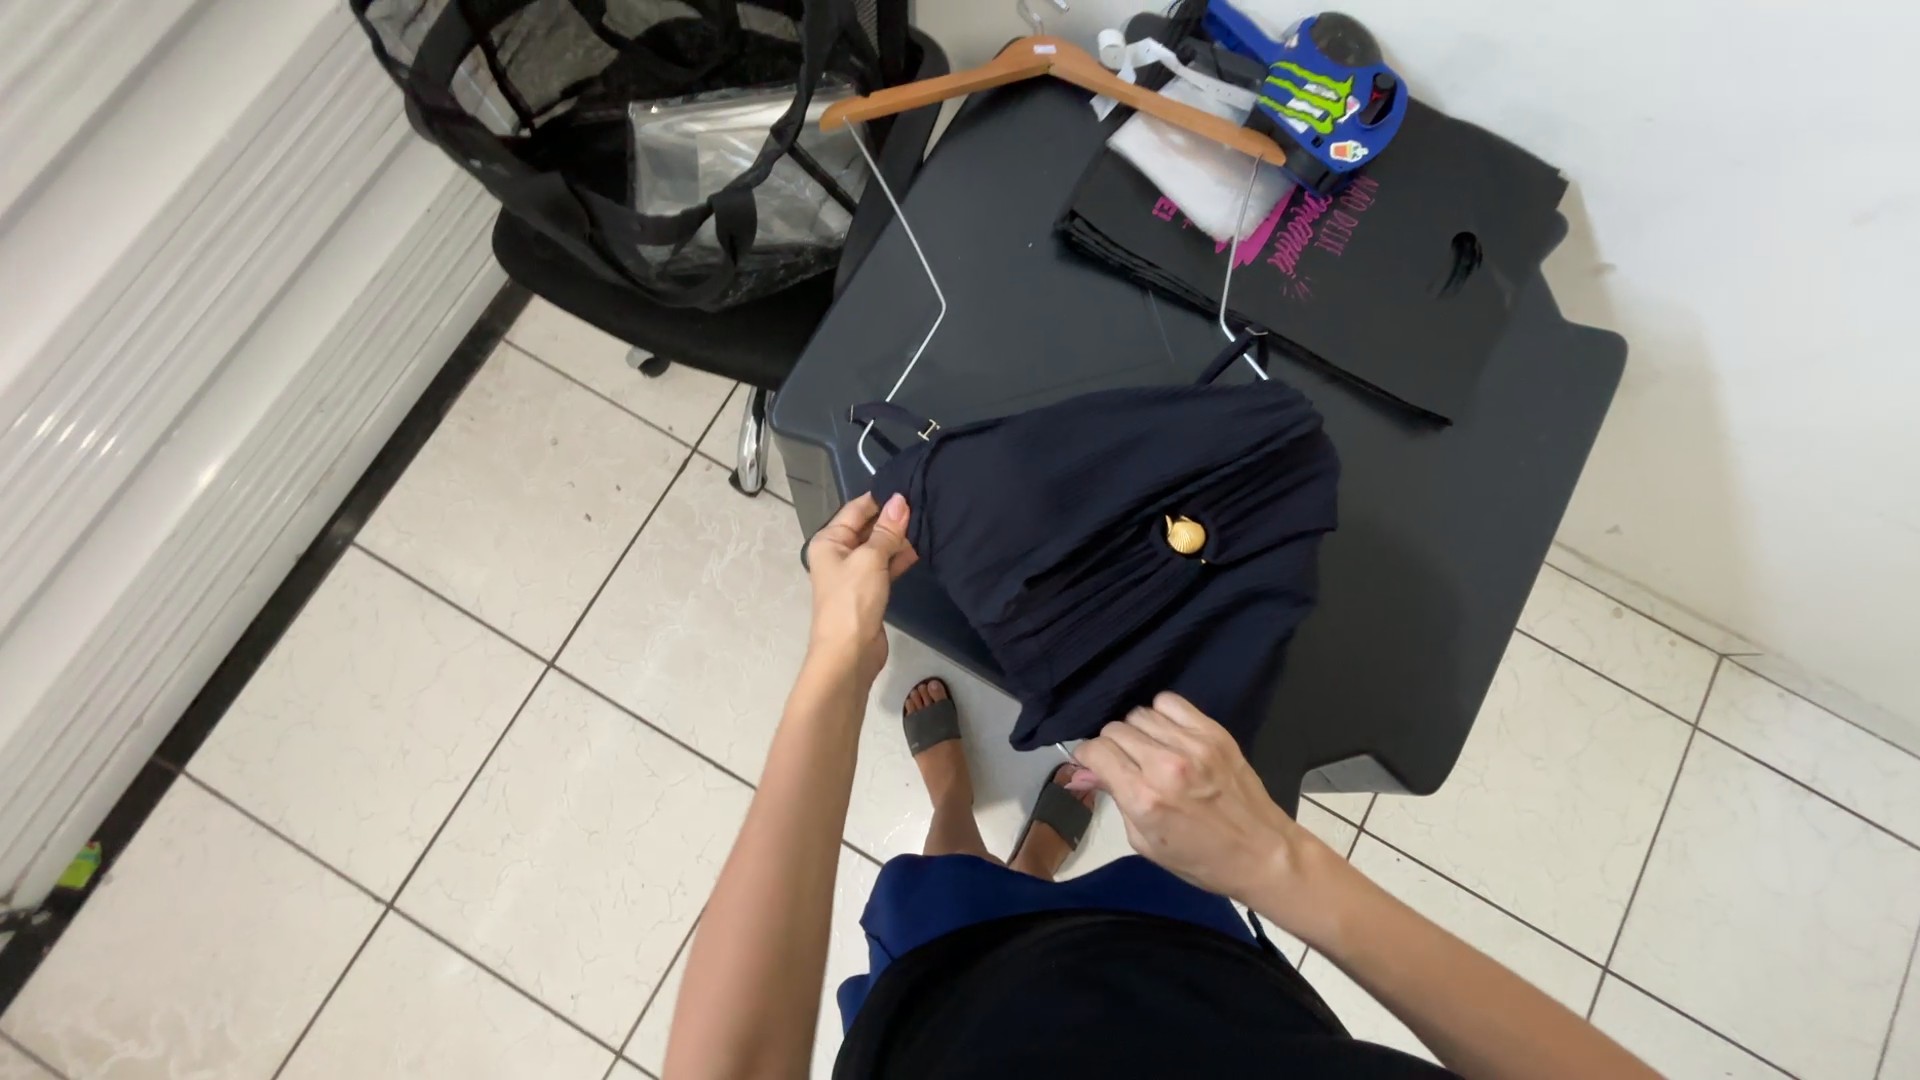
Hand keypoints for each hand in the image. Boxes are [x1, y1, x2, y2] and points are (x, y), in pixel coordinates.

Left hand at [805, 493, 917, 681]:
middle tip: (926, 501)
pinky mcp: (869, 590)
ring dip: (899, 538)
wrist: (849, 653)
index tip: (910, 485)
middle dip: (893, 517)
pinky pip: (886, 565)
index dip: (881, 498)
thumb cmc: (852, 601)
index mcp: (829, 541)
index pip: (856, 509)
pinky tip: (922, 547)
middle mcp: (839, 553)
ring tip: (929, 520)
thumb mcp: (870, 560)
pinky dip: (900, 557)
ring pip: (879, 547)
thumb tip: (900, 500)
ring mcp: (854, 573)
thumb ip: (886, 530)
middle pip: (868, 527)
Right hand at [1067, 692, 1344, 933]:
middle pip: (1115, 729)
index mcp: (1144, 798)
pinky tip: (1167, 733)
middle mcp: (1165, 766)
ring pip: (1139, 713)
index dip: (1088, 756)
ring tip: (1148, 749)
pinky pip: (1169, 702)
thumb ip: (1113, 798)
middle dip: (1111, 745)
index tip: (1092, 763)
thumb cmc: (1201, 860)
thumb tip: (1082, 772)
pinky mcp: (1213, 732)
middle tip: (1123, 762)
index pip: (1097, 751)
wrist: (1264, 854)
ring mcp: (1192, 745)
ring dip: (1136, 730)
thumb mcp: (1145, 841)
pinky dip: (1161, 714)